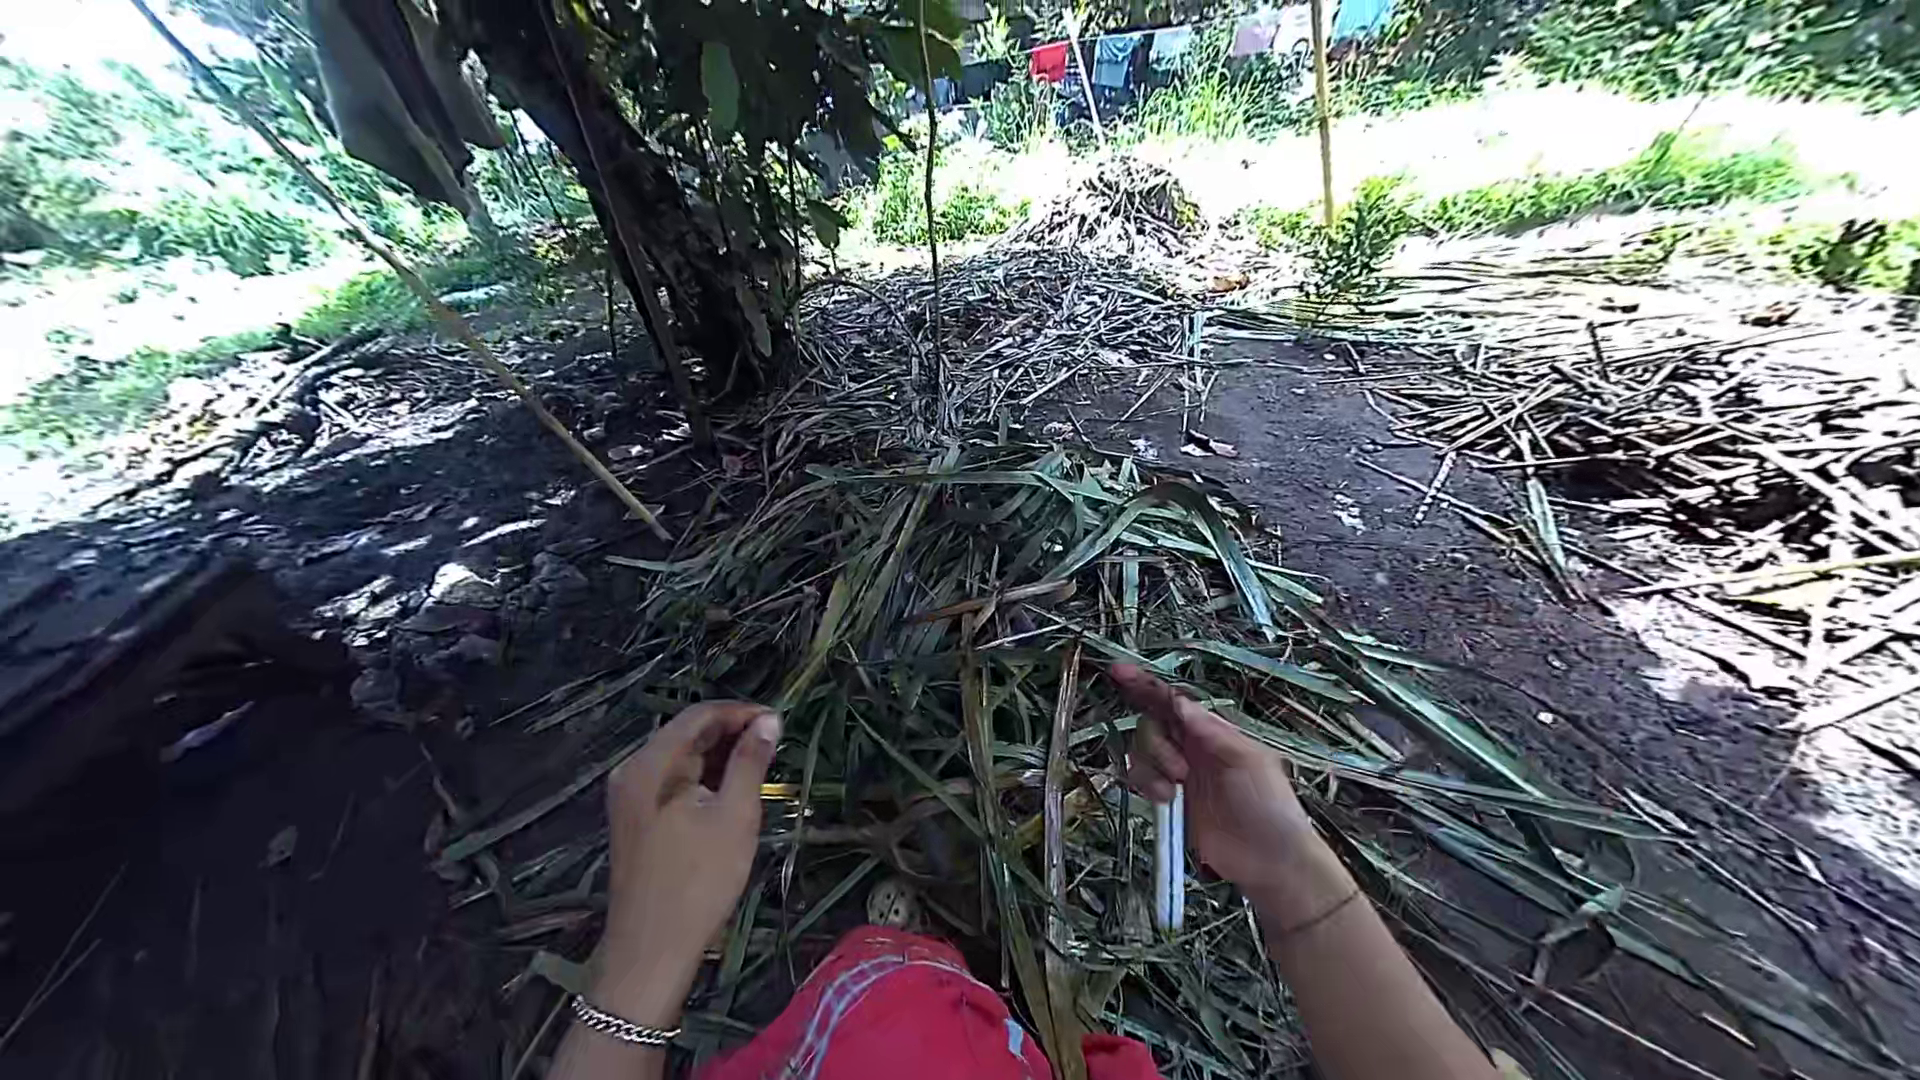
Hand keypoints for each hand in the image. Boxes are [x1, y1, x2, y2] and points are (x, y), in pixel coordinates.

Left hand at [592, 701, 780, 1026]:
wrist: (650, 954)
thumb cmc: (699, 880)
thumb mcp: (735, 814)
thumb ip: (751, 760)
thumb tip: (769, 719)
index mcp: (651, 765)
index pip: (700, 715)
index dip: (741, 712)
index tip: (779, 721)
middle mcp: (634, 771)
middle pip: (688, 732)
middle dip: (733, 731)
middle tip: (775, 743)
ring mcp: (631, 795)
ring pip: (683, 755)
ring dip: (722, 753)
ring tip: (761, 763)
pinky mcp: (636, 816)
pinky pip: (674, 778)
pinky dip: (705, 775)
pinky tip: (732, 786)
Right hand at [1112, 663, 1352, 925]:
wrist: (1269, 863)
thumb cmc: (1269, 805)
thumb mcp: (1249, 760)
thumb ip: (1212, 731)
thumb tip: (1179, 703)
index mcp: (1210, 729)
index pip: (1172, 700)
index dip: (1144, 683)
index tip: (1118, 671)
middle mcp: (1189, 745)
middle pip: (1150, 723)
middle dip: (1156, 743)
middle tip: (1179, 769)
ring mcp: (1175, 771)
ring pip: (1140, 750)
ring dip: (1151, 767)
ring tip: (1176, 790)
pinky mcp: (1165, 796)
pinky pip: (1138, 777)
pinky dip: (1145, 785)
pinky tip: (1168, 800)